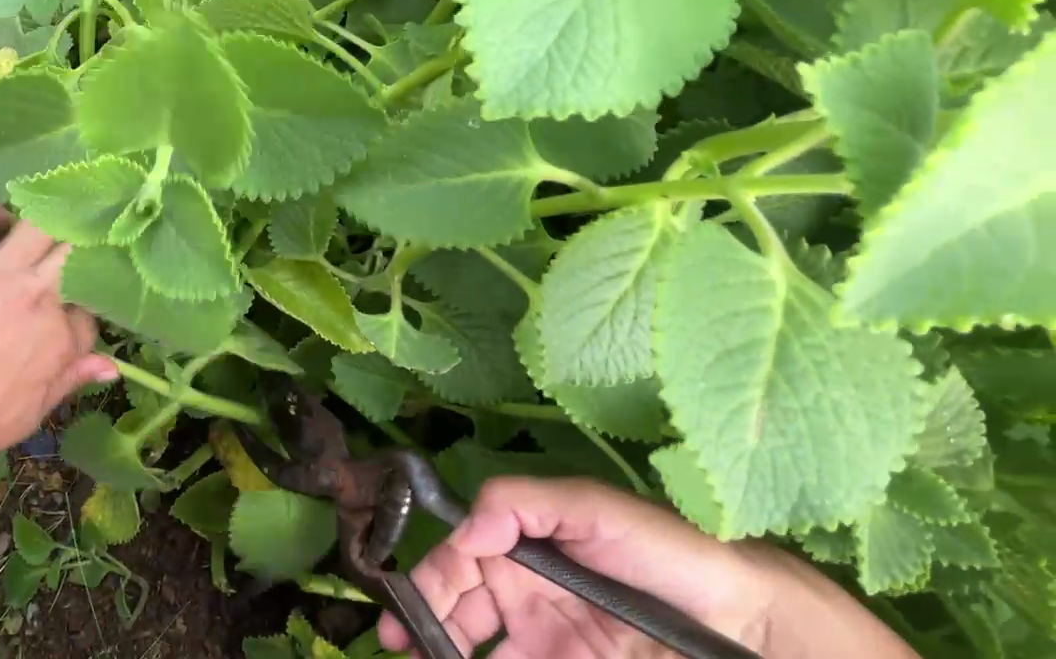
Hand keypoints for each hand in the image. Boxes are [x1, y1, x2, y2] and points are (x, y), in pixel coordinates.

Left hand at [0, 205, 116, 487]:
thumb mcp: (30, 415)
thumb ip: (70, 380)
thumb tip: (110, 367)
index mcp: (58, 340)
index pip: (87, 315)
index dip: (80, 318)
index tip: (67, 324)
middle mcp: (37, 298)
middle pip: (76, 256)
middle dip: (80, 255)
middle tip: (70, 259)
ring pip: (39, 227)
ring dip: (46, 228)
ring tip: (40, 235)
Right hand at [380, 477, 916, 658]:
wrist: (745, 621)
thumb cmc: (659, 549)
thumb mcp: (588, 506)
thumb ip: (518, 503)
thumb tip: (462, 531)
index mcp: (519, 548)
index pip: (458, 563)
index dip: (425, 585)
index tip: (401, 614)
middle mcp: (525, 594)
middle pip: (459, 612)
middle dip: (424, 628)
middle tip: (400, 648)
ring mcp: (549, 641)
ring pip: (484, 651)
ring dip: (449, 653)